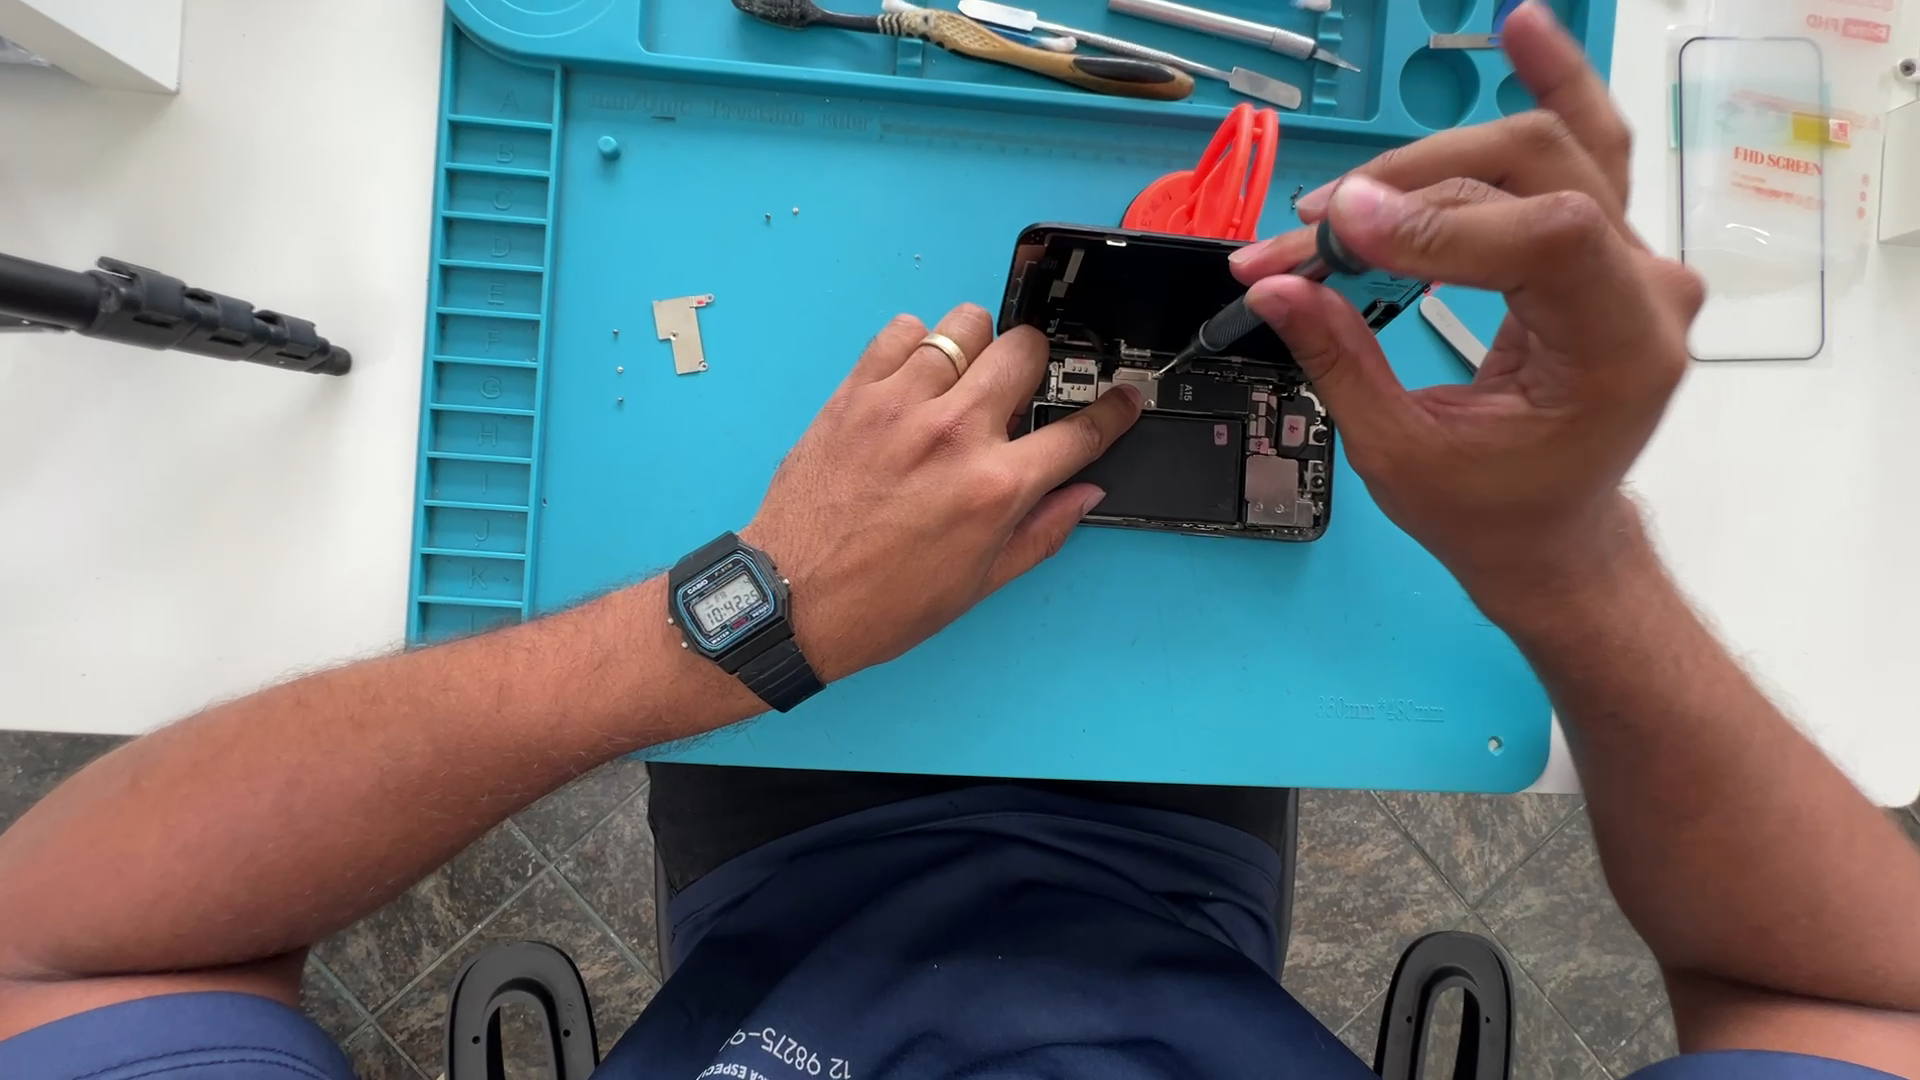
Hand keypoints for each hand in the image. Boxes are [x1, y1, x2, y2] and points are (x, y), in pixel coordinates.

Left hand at [743, 304, 1141, 680]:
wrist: (793, 601)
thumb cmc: (886, 604)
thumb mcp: (980, 582)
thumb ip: (1042, 531)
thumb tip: (1086, 492)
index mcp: (995, 488)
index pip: (1079, 433)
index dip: (1114, 412)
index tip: (1123, 400)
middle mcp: (955, 434)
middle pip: (1026, 352)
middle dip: (1038, 367)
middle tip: (1019, 394)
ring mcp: (901, 406)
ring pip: (966, 324)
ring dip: (978, 347)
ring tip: (962, 382)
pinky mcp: (855, 393)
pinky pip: (901, 331)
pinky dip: (916, 346)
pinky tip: (912, 381)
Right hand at [1226, 2, 1700, 616]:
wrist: (1547, 532)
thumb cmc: (1479, 511)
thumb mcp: (1395, 449)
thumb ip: (1338, 360)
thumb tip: (1272, 285)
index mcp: (1617, 350)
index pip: (1545, 235)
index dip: (1433, 221)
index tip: (1331, 234)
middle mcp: (1646, 286)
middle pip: (1538, 171)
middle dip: (1406, 192)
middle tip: (1308, 233)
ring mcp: (1632, 262)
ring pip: (1547, 154)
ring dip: (1430, 162)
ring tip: (1341, 195)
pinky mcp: (1600, 255)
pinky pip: (1577, 159)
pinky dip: (1544, 94)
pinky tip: (1521, 33)